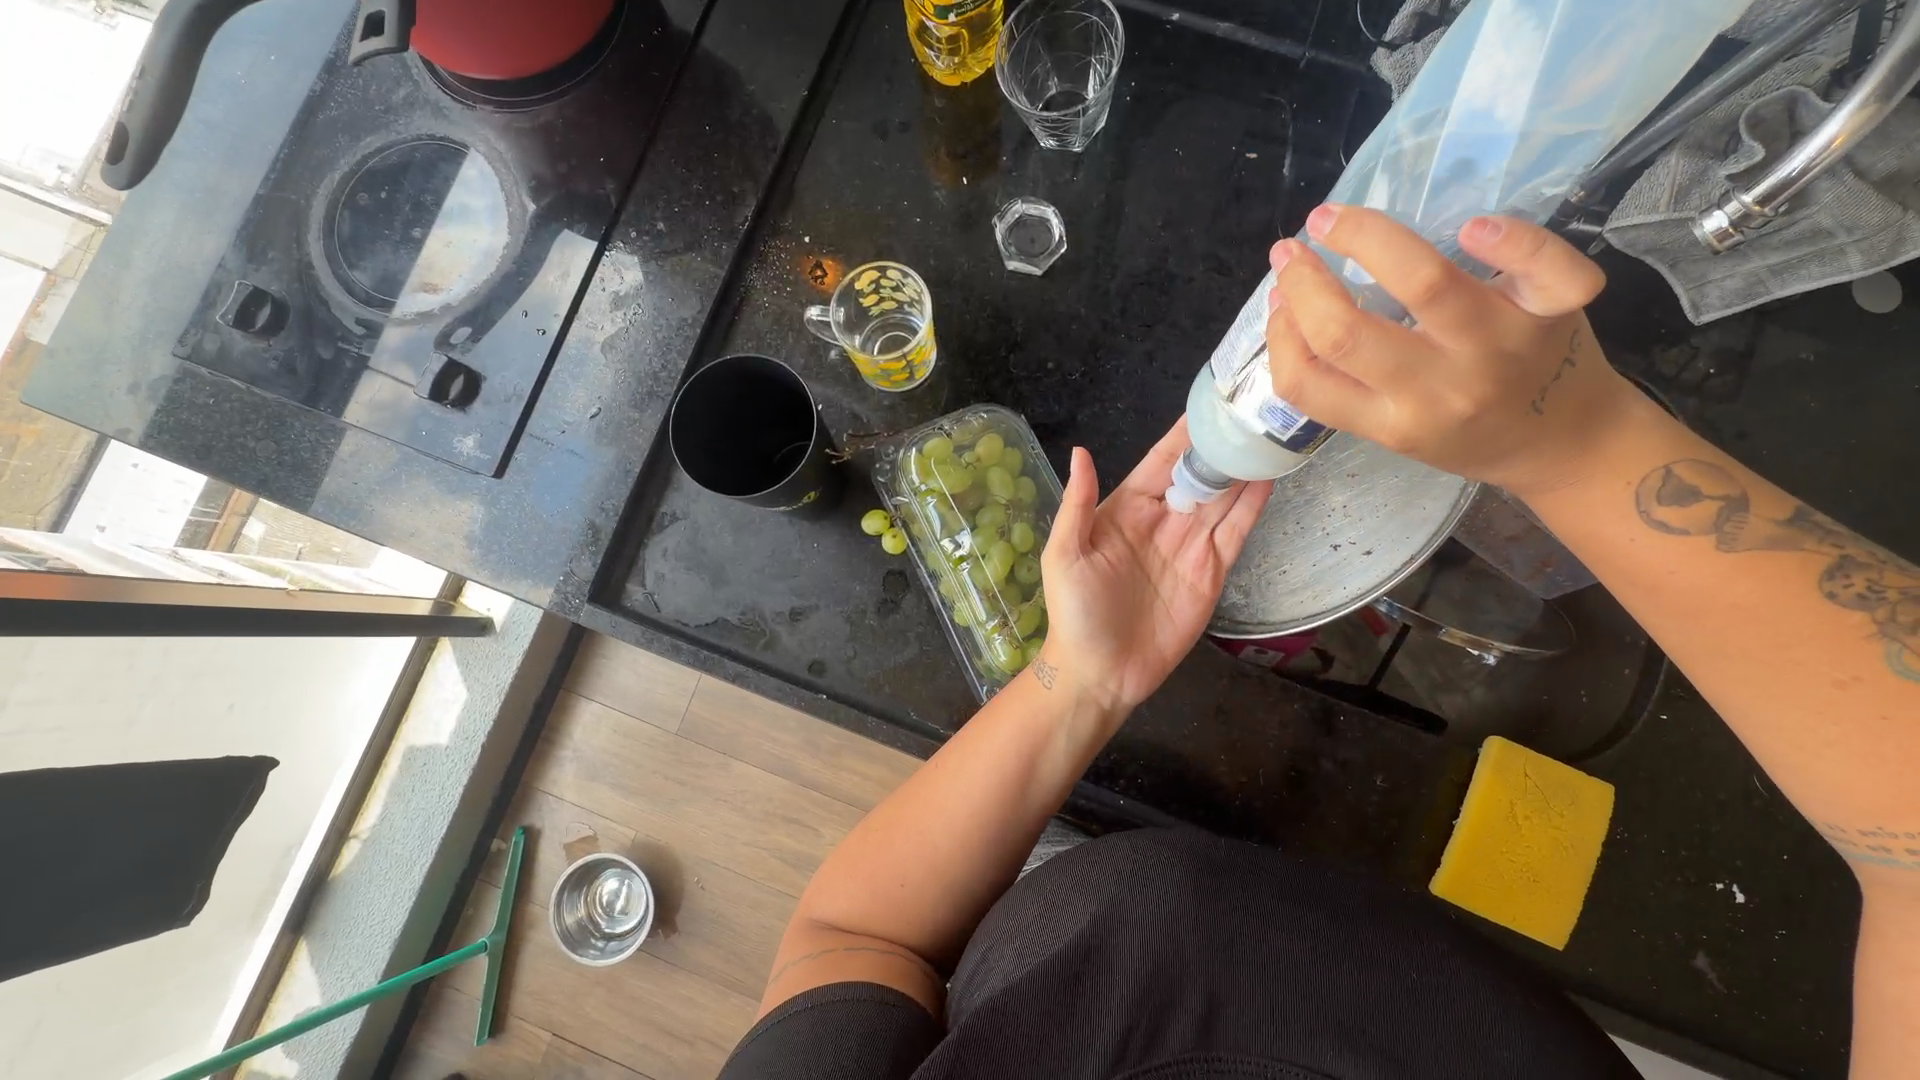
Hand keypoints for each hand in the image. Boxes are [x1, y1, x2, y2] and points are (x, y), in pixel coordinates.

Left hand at [1036, 419, 1271, 716]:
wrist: (1100, 673)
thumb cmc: (1076, 612)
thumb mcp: (1065, 554)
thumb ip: (1077, 503)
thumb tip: (1081, 451)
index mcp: (1126, 509)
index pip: (1161, 461)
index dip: (1184, 434)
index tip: (1211, 403)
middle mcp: (1162, 520)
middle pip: (1199, 474)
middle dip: (1224, 445)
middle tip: (1256, 411)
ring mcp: (1189, 546)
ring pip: (1223, 498)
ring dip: (1244, 469)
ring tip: (1270, 436)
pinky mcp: (1211, 573)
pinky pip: (1235, 532)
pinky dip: (1253, 506)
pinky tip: (1270, 479)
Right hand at [1265, 205, 1641, 496]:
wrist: (1567, 443)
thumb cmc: (1466, 434)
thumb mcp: (1391, 430)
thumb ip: (1344, 382)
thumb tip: (1288, 306)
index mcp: (1391, 423)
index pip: (1307, 383)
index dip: (1279, 334)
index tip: (1278, 298)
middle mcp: (1437, 389)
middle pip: (1348, 333)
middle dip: (1305, 283)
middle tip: (1290, 251)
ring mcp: (1496, 347)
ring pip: (1424, 284)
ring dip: (1365, 238)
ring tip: (1333, 220)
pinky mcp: (1552, 313)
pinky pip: (1542, 270)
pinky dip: (1510, 242)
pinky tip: (1471, 227)